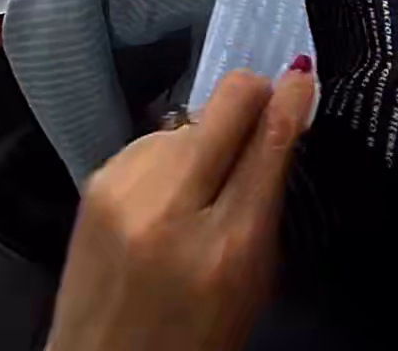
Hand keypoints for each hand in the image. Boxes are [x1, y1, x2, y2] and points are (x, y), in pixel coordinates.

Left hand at [45, 61, 316, 350]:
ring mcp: (126, 184)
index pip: (268, 144)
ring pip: (188, 119)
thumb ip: (265, 202)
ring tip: (196, 181)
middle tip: (261, 99)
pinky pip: (152, 140)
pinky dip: (168, 154)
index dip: (289, 100)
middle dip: (250, 92)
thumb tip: (277, 121)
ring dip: (203, 137)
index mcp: (226, 248)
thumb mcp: (251, 282)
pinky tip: (161, 191)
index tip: (300, 73)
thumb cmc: (196, 339)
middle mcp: (171, 204)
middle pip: (225, 104)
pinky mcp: (96, 176)